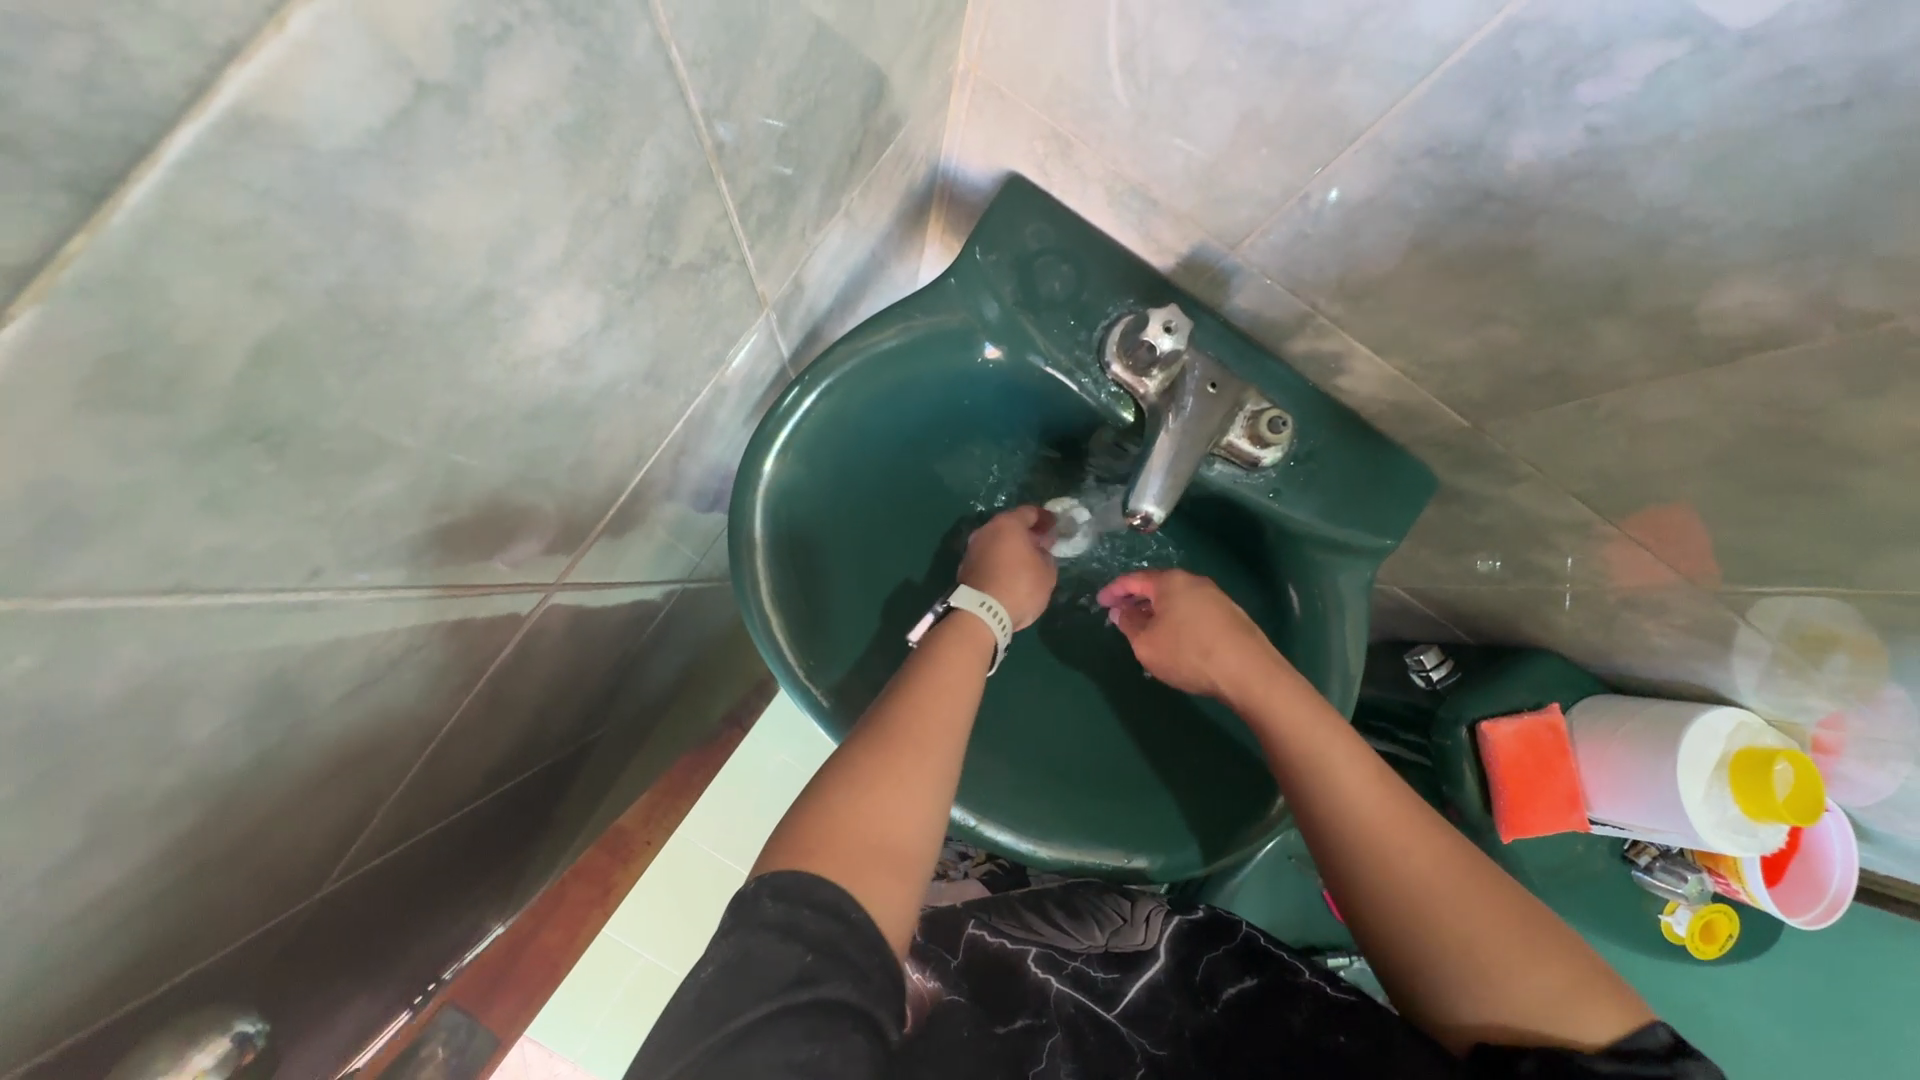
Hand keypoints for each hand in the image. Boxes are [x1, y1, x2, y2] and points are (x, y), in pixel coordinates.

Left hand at [959, 506, 1057, 629]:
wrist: (981, 614)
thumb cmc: (1020, 587)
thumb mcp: (1047, 572)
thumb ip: (1046, 556)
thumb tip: (1039, 552)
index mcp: (1007, 525)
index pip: (1030, 512)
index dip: (1045, 518)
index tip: (1055, 525)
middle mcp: (986, 531)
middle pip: (1010, 525)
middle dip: (1027, 532)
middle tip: (1043, 542)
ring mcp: (972, 549)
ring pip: (997, 541)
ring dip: (1012, 546)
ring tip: (1028, 559)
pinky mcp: (965, 567)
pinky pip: (988, 556)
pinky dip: (1000, 559)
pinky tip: (1011, 572)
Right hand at [1097, 569, 1289, 700]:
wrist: (1248, 671)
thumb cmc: (1188, 653)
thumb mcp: (1146, 643)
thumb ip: (1129, 623)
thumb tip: (1120, 611)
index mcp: (1170, 582)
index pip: (1133, 579)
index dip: (1113, 591)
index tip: (1100, 602)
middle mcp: (1194, 581)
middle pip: (1157, 586)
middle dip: (1136, 600)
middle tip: (1119, 615)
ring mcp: (1216, 597)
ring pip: (1177, 599)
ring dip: (1157, 611)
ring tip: (1145, 630)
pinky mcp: (1230, 615)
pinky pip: (1193, 611)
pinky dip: (1176, 619)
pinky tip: (1174, 639)